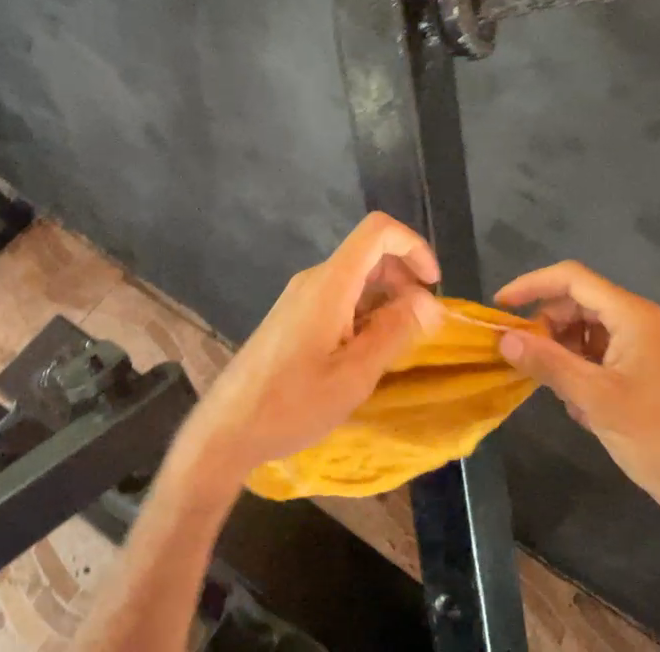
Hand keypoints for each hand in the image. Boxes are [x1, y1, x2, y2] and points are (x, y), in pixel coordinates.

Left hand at [174, 212, 445, 482]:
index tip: (432, 286)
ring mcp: (300, 297)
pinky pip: (339, 297)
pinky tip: (366, 353)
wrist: (227, 429)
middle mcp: (314, 280)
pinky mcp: (293, 316)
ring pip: (355, 277)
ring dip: (385, 300)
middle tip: (420, 324)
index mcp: (330, 284)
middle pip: (369, 252)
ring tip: (396, 346)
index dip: (413, 246)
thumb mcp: (355, 375)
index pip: (378, 231)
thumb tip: (430, 301)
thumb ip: (395, 332)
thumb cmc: (293, 405)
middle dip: (404, 278)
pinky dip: (364, 313)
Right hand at [495, 262, 659, 530]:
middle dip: (549, 325)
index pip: (573, 278)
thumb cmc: (656, 437)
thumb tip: (504, 339)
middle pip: (582, 303)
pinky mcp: (655, 370)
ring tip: (555, 388)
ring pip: (594, 330)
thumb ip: (547, 364)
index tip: (500, 307)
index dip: (532, 285)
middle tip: (524, 356)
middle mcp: (645, 321)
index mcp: (635, 316)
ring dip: (566, 350)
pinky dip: (586, 368)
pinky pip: (609, 353)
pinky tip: (579, 404)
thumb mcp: (594, 400)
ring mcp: (653, 346)